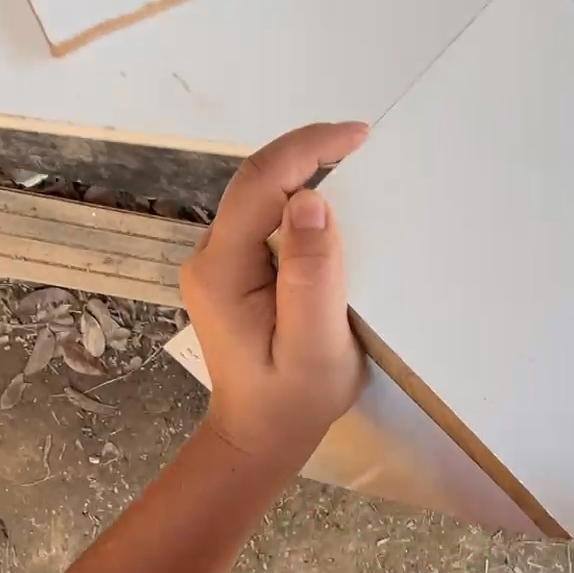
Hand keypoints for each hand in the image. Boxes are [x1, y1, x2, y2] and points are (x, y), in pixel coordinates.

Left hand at [180, 122, 369, 470]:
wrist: (259, 435)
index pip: (259, 183)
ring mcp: (215, 266)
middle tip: (365, 149)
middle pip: (255, 184)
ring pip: (259, 200)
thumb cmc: (292, 402)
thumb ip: (311, 276)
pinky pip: (262, 223)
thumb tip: (309, 200)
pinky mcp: (229, 274)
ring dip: (303, 180)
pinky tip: (329, 216)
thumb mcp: (314, 346)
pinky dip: (297, 209)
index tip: (359, 137)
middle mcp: (208, 259)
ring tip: (355, 174)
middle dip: (308, 156)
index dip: (307, 148)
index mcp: (222, 271)